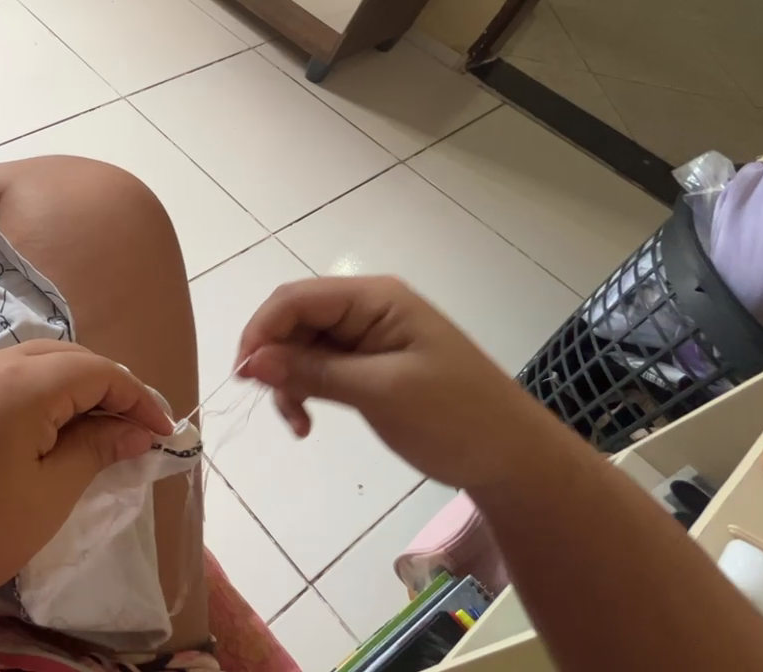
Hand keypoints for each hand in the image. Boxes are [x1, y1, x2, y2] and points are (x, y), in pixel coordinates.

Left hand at [0, 340, 174, 605]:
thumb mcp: (51, 492)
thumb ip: (97, 448)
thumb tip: (138, 431)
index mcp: (21, 383)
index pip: (96, 371)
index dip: (136, 398)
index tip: (165, 434)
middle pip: (71, 357)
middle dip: (111, 387)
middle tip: (140, 431)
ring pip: (44, 361)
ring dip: (81, 386)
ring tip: (109, 430)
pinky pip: (19, 375)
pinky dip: (51, 391)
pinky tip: (65, 425)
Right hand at [234, 276, 559, 491]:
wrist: (518, 464)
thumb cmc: (458, 418)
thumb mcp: (382, 393)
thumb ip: (313, 372)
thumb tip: (250, 361)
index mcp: (374, 299)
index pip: (296, 299)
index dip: (262, 329)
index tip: (244, 373)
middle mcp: (363, 309)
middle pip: (293, 321)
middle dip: (273, 359)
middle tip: (267, 400)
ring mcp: (363, 337)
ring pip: (298, 347)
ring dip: (286, 381)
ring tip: (297, 422)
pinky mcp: (363, 366)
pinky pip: (314, 368)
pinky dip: (302, 392)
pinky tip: (306, 422)